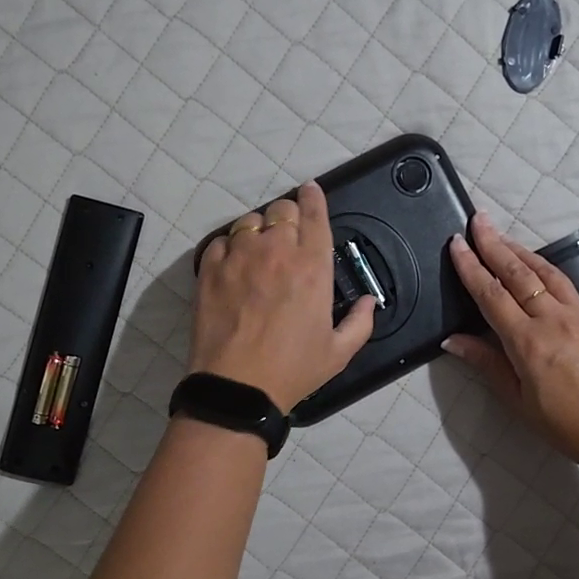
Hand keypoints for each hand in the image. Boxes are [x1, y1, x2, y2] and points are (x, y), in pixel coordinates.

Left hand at [190, 182, 374, 412]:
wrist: (238, 388)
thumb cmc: (293, 370)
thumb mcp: (339, 352)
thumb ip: (360, 322)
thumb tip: (368, 302)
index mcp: (312, 267)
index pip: (315, 214)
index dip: (315, 198)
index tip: (312, 191)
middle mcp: (276, 252)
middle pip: (282, 209)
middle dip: (289, 215)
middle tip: (288, 233)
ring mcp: (239, 258)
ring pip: (249, 220)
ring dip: (258, 229)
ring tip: (259, 249)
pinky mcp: (210, 270)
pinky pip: (220, 241)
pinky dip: (229, 246)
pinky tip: (233, 264)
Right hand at [443, 213, 578, 471]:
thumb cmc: (566, 425)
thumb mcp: (518, 401)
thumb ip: (487, 364)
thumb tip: (454, 340)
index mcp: (528, 343)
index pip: (491, 295)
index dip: (471, 267)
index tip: (457, 244)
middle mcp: (552, 320)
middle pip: (517, 273)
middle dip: (494, 244)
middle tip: (477, 220)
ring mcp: (577, 315)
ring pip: (544, 272)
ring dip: (519, 250)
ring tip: (500, 235)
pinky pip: (564, 284)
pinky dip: (544, 267)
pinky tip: (535, 263)